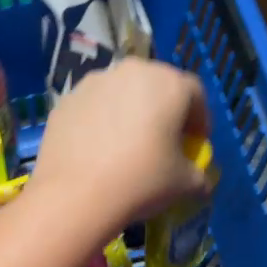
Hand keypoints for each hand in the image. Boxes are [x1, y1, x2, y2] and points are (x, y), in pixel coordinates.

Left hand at [30, 58, 211, 228]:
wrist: (75, 195)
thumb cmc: (141, 182)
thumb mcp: (183, 184)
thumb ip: (199, 176)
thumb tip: (200, 182)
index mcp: (169, 84)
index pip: (196, 94)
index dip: (200, 119)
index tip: (196, 142)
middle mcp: (133, 71)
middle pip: (156, 86)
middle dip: (163, 111)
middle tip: (162, 140)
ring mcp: (94, 82)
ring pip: (121, 94)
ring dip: (129, 113)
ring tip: (125, 145)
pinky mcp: (66, 100)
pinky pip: (92, 108)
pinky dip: (99, 122)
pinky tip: (97, 151)